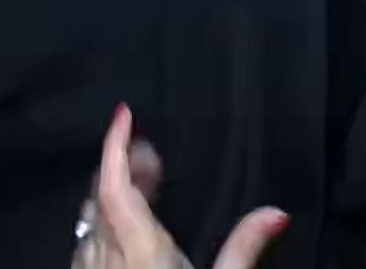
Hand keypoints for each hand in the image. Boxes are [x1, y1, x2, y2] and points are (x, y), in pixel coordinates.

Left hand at [74, 105, 288, 268]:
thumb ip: (244, 249)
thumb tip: (278, 210)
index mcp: (138, 256)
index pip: (114, 188)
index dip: (115, 146)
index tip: (124, 113)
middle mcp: (105, 267)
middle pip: (100, 200)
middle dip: (123, 166)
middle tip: (155, 154)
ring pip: (89, 228)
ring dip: (112, 198)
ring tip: (146, 187)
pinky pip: (87, 254)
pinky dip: (104, 229)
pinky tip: (126, 236)